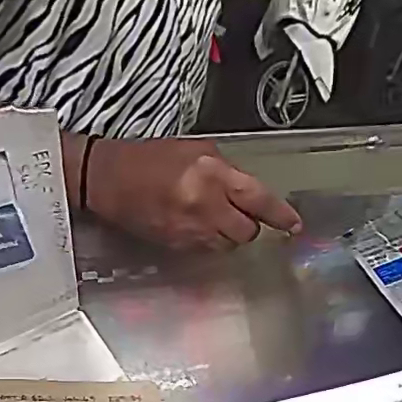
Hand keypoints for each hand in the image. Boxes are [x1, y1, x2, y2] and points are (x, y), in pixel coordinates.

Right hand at [85, 138, 302, 250]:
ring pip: (228, 245)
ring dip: (226, 235)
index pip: (258, 199)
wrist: (108, 179)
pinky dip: (207, 241)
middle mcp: (205, 204)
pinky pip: (206, 250)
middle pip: (246, 231)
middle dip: (247, 225)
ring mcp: (191, 229)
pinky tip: (192, 225)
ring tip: (208, 217)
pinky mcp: (178, 245)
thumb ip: (225, 171)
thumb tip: (247, 192)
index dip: (280, 215)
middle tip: (235, 213)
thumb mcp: (194, 150)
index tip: (294, 225)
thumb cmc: (148, 159)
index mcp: (212, 172)